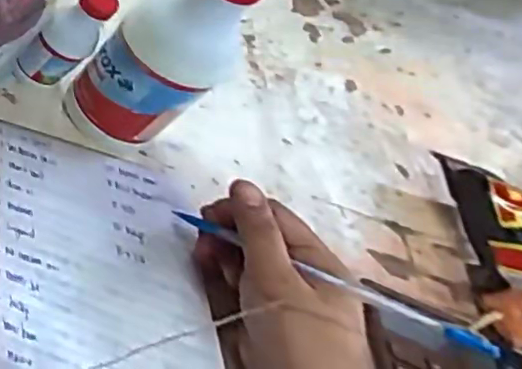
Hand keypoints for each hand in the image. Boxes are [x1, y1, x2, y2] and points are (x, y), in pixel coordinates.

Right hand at [194, 181, 369, 368]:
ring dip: (221, 253)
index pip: (273, 216)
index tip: (206, 217)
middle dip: (225, 232)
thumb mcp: (274, 277)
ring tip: (205, 262)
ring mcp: (287, 298)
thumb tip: (242, 183)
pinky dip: (224, 275)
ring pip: (246, 257)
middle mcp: (306, 276)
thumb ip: (256, 228)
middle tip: (202, 242)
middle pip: (257, 235)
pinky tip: (211, 276)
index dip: (238, 210)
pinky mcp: (268, 316)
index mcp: (319, 263)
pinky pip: (242, 282)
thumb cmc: (298, 338)